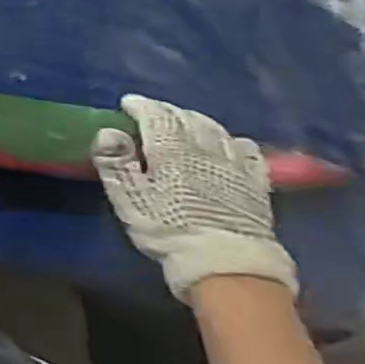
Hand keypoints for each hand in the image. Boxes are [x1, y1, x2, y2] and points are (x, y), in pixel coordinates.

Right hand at [91, 95, 297, 298]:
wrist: (224, 261)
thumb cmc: (166, 228)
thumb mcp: (128, 198)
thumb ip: (116, 163)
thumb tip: (108, 131)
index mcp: (173, 154)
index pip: (159, 119)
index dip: (143, 107)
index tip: (128, 102)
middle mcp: (207, 153)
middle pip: (191, 121)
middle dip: (169, 111)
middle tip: (152, 111)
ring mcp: (236, 168)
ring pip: (219, 132)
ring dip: (199, 122)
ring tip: (185, 122)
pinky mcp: (256, 184)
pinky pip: (248, 152)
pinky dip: (233, 141)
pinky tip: (229, 144)